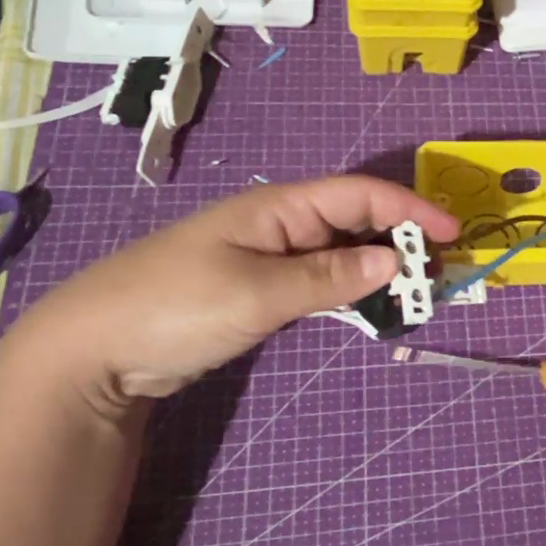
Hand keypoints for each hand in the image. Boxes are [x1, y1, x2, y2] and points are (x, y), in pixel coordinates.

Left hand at [8, 176, 457, 415]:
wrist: (93, 351)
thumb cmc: (175, 307)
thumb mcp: (257, 293)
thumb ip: (328, 278)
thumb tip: (392, 263)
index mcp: (277, 208)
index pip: (358, 195)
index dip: (408, 209)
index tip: (451, 232)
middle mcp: (278, 224)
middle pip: (353, 220)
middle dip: (401, 236)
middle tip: (442, 268)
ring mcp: (267, 257)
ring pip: (339, 251)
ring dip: (378, 265)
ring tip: (418, 288)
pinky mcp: (258, 290)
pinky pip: (319, 280)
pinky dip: (350, 289)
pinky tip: (370, 304)